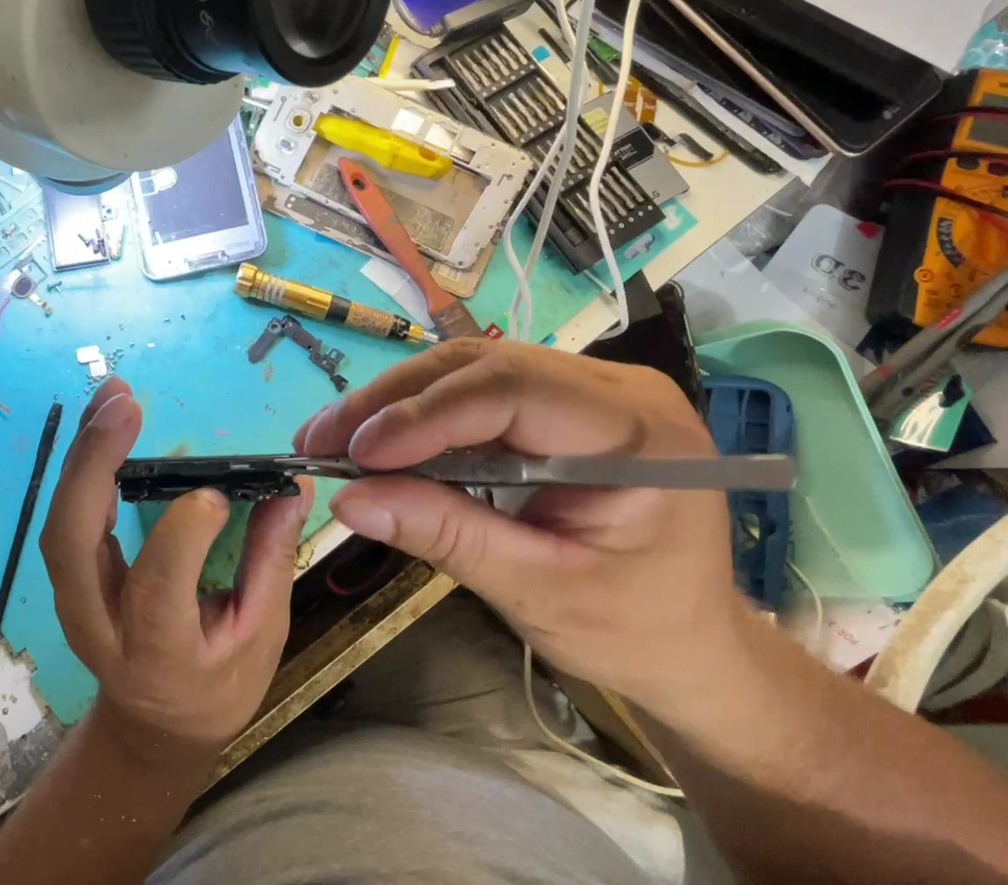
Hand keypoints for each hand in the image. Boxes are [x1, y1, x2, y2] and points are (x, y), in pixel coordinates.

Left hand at [41, 376, 314, 759]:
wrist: (153, 723)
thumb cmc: (214, 686)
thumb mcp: (261, 638)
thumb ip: (270, 563)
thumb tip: (289, 488)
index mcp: (155, 652)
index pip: (155, 589)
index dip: (180, 536)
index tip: (217, 494)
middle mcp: (97, 622)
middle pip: (72, 542)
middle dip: (93, 466)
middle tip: (126, 404)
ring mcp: (73, 596)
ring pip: (60, 520)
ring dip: (83, 452)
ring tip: (113, 395)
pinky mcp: (69, 573)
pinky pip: (66, 514)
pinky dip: (82, 463)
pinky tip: (105, 422)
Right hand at [294, 338, 747, 708]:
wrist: (689, 641)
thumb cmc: (634, 629)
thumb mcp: (538, 591)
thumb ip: (447, 537)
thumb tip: (349, 500)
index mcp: (639, 435)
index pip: (516, 390)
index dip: (427, 414)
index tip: (356, 453)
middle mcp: (616, 390)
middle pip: (482, 365)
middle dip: (392, 401)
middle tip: (318, 439)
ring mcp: (586, 391)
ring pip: (467, 369)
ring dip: (392, 402)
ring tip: (327, 437)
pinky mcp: (555, 405)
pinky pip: (472, 391)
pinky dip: (414, 415)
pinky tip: (370, 439)